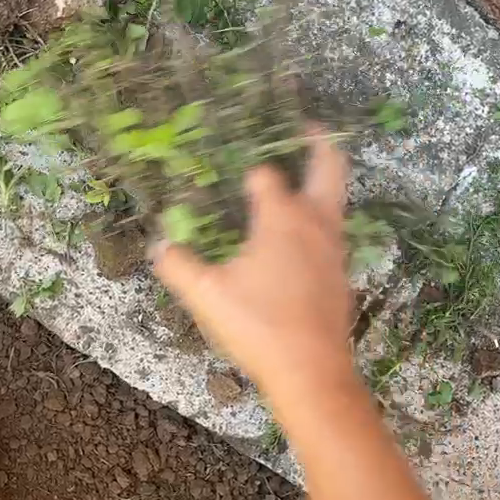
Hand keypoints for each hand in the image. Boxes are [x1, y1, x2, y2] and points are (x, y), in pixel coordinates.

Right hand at [152, 131, 357, 404]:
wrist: (312, 371)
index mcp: (282, 219)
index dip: (250, 173)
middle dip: (320, 144)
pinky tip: (302, 243)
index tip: (236, 174)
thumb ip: (179, 266)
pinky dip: (321, 222)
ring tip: (301, 182)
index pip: (266, 177)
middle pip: (329, 168)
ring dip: (322, 184)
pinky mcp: (341, 275)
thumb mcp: (207, 296)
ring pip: (335, 202)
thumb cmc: (259, 326)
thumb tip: (158, 247)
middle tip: (306, 128)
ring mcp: (334, 250)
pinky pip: (334, 234)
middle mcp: (315, 225)